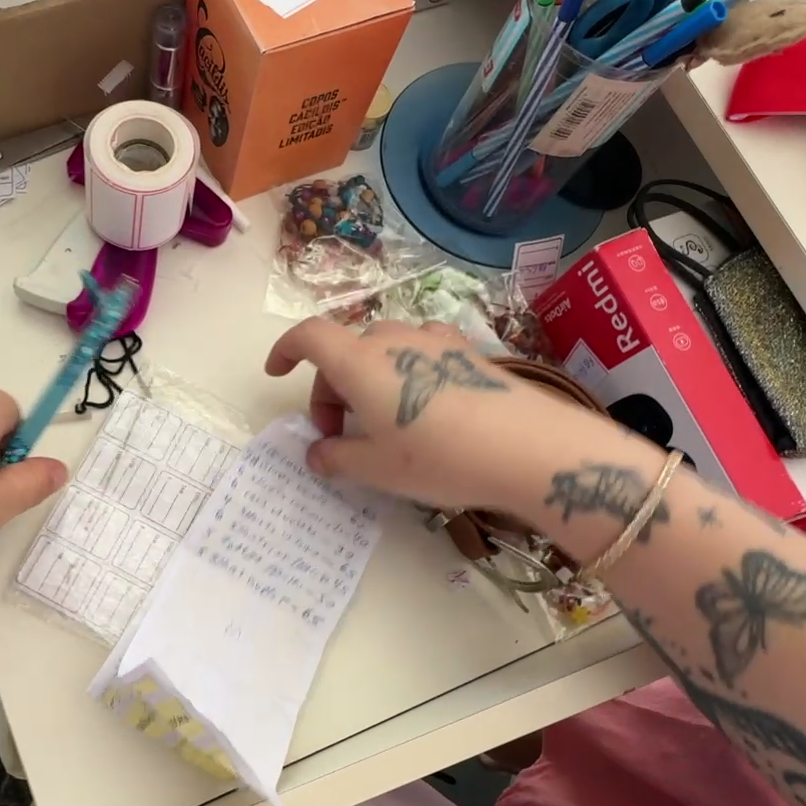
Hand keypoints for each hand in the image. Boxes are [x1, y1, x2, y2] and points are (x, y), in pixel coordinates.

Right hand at [265, 318, 610, 508]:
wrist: (530, 448)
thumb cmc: (439, 457)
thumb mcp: (376, 469)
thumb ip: (335, 458)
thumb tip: (317, 455)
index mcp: (359, 362)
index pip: (308, 336)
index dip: (285, 350)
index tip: (276, 374)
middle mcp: (392, 340)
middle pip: (343, 350)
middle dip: (328, 391)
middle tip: (336, 437)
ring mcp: (433, 341)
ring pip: (380, 351)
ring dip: (365, 381)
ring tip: (377, 423)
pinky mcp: (466, 352)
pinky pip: (416, 352)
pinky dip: (400, 374)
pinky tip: (419, 407)